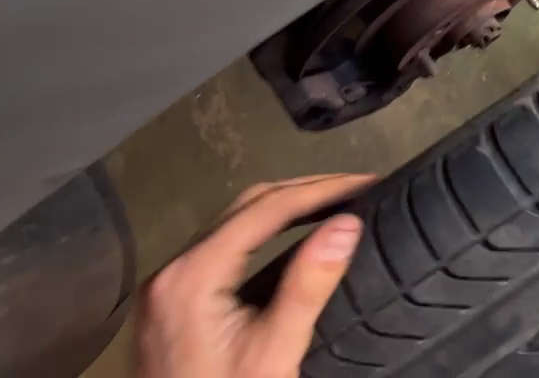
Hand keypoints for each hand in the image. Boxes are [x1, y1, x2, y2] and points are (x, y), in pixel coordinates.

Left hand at [135, 174, 375, 377]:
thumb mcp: (274, 354)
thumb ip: (309, 286)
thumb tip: (349, 222)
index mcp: (192, 276)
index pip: (268, 208)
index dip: (324, 190)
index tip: (370, 184)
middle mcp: (173, 269)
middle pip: (249, 204)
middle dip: (308, 190)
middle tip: (359, 189)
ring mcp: (168, 285)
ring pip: (236, 219)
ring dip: (289, 204)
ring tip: (337, 203)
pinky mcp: (172, 301)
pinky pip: (227, 241)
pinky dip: (268, 227)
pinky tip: (297, 233)